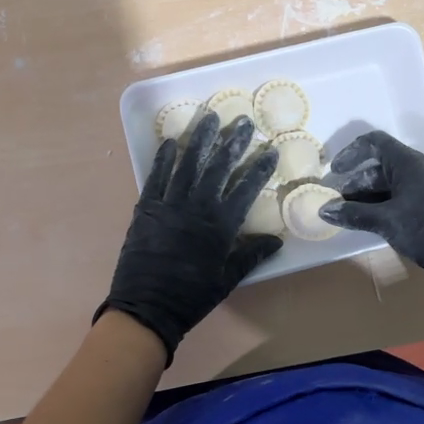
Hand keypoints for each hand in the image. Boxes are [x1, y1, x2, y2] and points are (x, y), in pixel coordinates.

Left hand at [98, 112, 282, 362]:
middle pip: (218, 166)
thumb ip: (251, 255)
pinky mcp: (146, 207)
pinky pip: (156, 176)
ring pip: (188, 163)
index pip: (246, 188)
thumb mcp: (228, 279)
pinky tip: (169, 141)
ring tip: (209, 117)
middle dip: (232, 142)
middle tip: (243, 122)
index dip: (259, 168)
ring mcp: (169, 203)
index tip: (270, 150)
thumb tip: (277, 241)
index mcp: (221, 225)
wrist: (147, 307)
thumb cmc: (192, 295)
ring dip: (199, 139)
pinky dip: (163, 158)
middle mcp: (197, 206)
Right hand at [320, 130, 423, 324]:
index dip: (351, 152)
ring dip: (363, 197)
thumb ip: (354, 214)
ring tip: (343, 213)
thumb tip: (324, 210)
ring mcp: (421, 190)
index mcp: (407, 163)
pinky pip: (394, 199)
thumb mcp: (386, 221)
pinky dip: (376, 207)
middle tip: (333, 199)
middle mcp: (414, 171)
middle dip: (353, 181)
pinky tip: (363, 222)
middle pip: (377, 166)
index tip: (334, 170)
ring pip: (385, 185)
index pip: (374, 143)